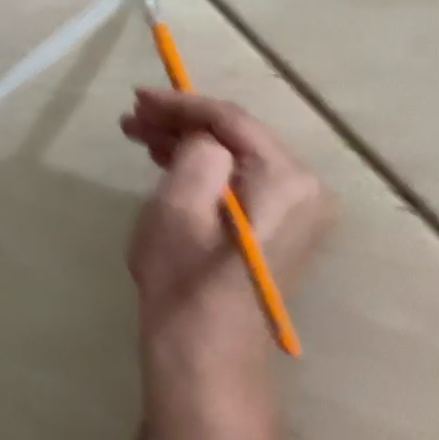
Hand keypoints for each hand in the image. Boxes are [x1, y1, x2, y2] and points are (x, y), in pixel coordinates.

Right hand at [120, 88, 336, 368]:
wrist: (204, 342)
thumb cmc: (184, 271)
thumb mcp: (178, 204)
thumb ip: (198, 153)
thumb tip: (201, 137)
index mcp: (287, 181)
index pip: (231, 120)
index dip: (180, 103)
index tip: (136, 97)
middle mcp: (307, 190)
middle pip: (238, 135)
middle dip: (182, 121)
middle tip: (130, 117)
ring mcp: (301, 211)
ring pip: (238, 155)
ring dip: (189, 141)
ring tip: (139, 136)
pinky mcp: (284, 228)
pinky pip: (243, 177)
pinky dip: (204, 164)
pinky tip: (168, 161)